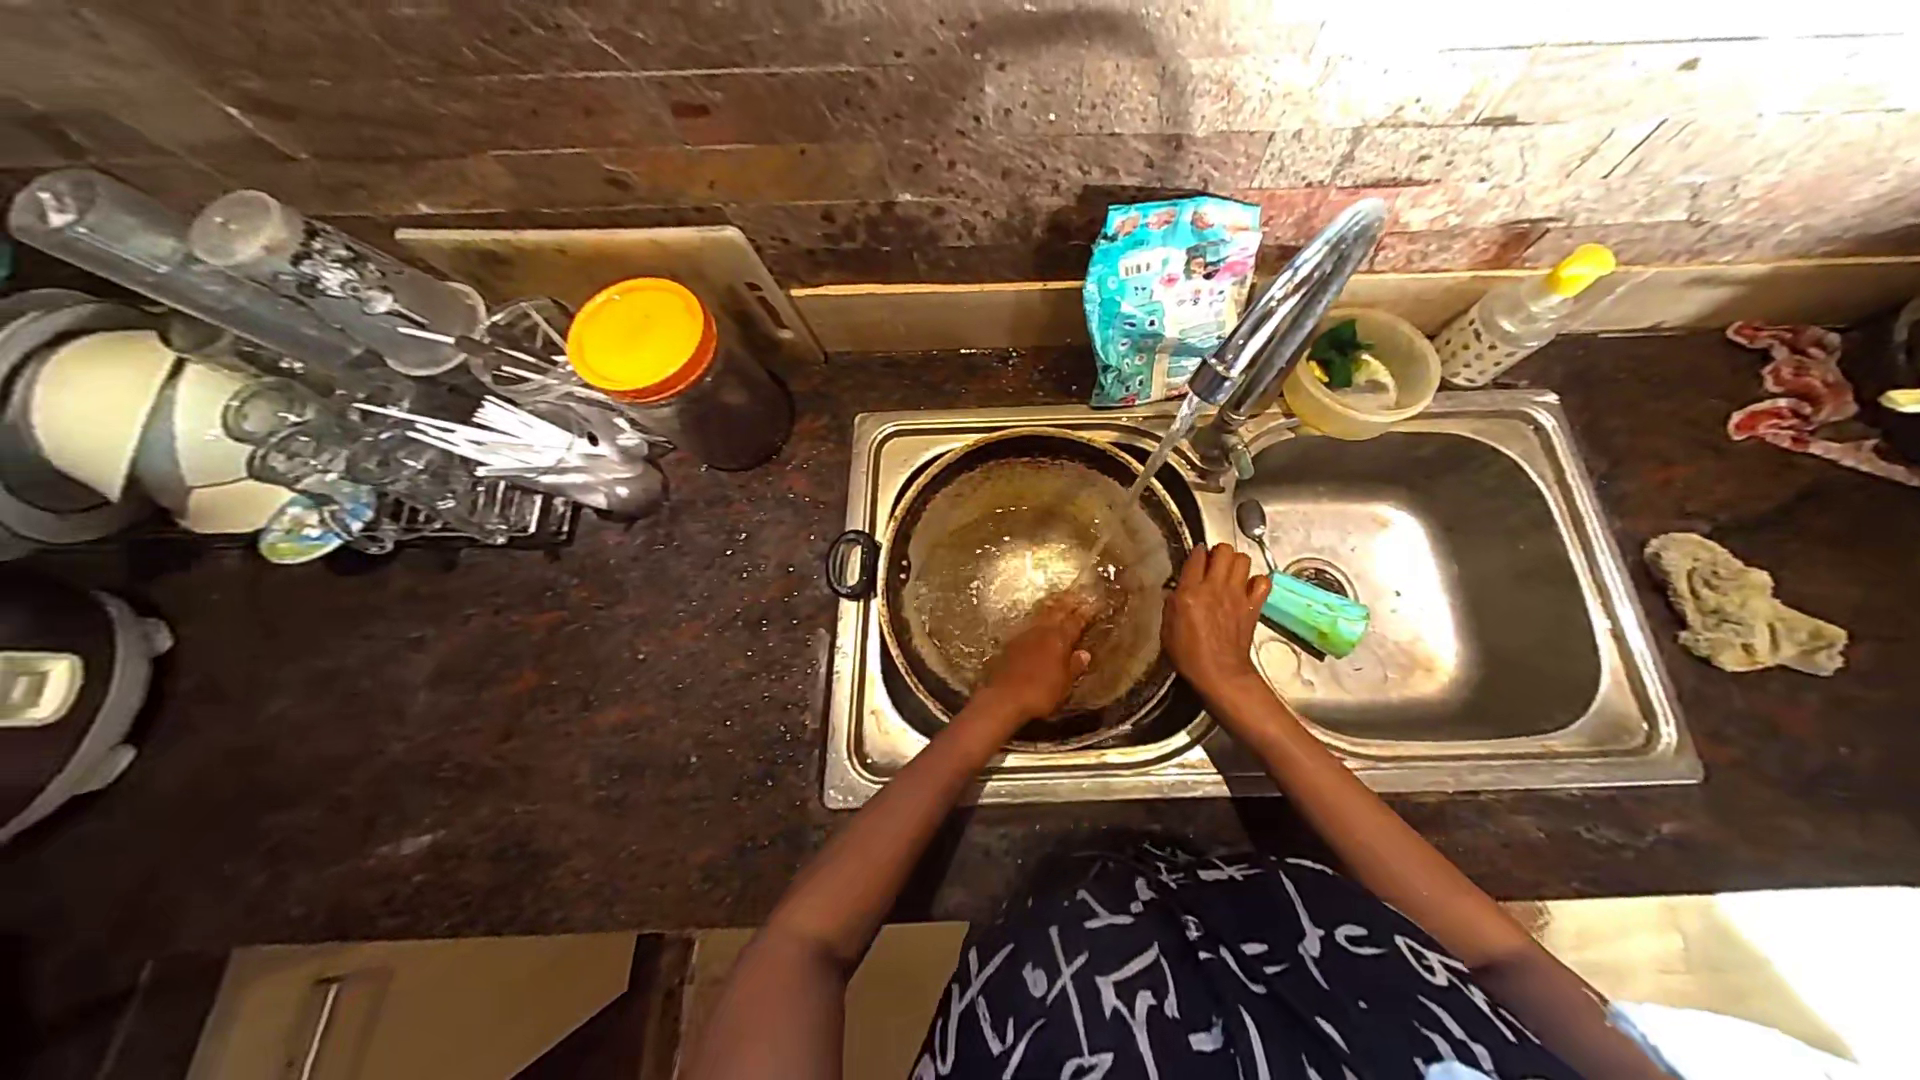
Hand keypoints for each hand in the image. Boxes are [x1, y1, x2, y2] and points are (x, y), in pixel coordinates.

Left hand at [973, 594, 1093, 725]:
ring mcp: (1023, 636)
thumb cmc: (1040, 692)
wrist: (1004, 698)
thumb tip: (1084, 653)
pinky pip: (1027, 627)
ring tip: (1056, 603)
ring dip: (1050, 609)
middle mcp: (1041, 632)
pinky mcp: (1010, 644)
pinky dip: (1036, 622)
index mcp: (1059, 639)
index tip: (1091, 606)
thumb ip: (1075, 666)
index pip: (1074, 622)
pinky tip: (1036, 626)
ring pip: (1040, 616)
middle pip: (1055, 612)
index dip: (1084, 614)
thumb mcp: (1064, 683)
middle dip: (1066, 603)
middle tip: (1075, 596)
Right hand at [1163, 543, 1270, 697]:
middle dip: (1218, 552)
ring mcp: (1237, 595)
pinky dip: (1257, 580)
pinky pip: (1263, 582)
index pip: (1196, 557)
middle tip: (1214, 562)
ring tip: (1230, 572)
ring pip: (1243, 560)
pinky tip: (1248, 588)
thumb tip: (1178, 591)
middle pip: (1224, 551)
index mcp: (1189, 592)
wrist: (1220, 673)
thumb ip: (1172, 604)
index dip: (1196, 552)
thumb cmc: (1189, 655)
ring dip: (1236, 562)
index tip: (1196, 554)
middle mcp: (1215, 588)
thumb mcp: (1167, 628)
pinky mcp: (1253, 606)